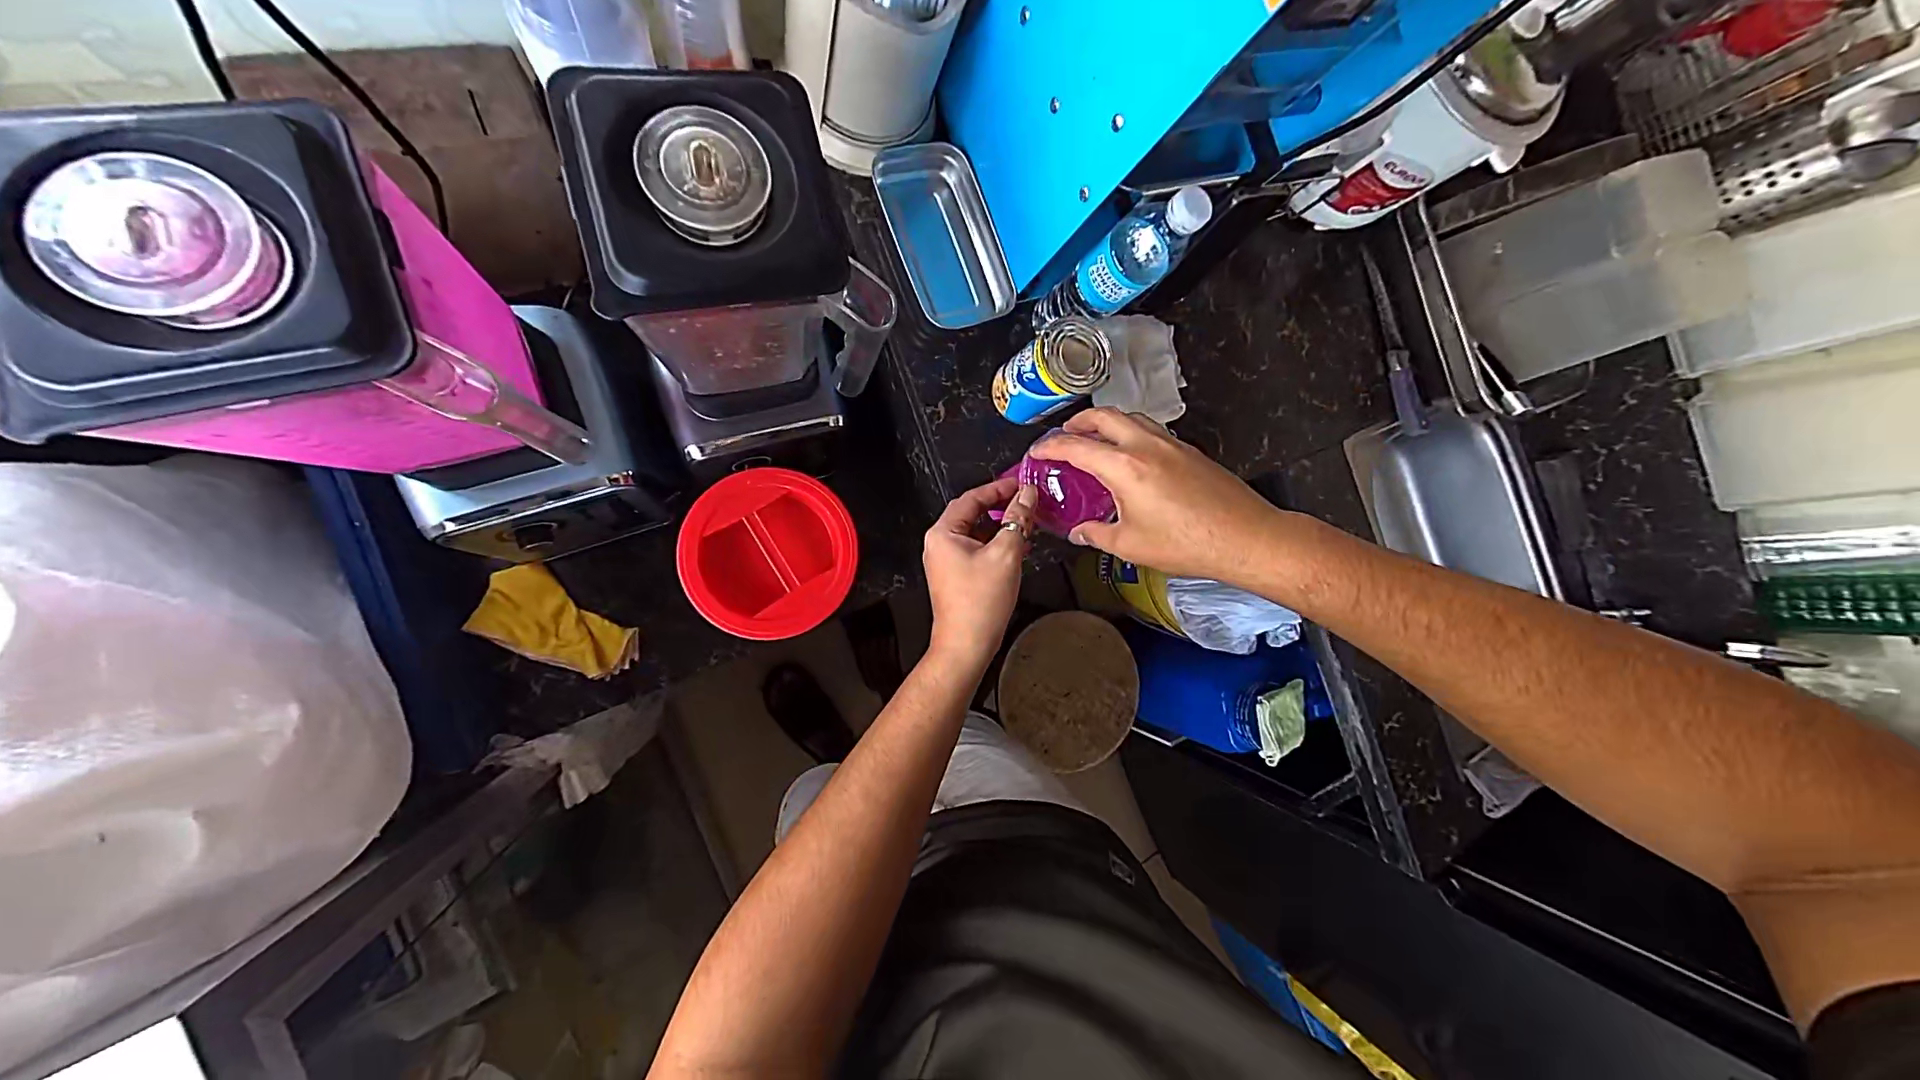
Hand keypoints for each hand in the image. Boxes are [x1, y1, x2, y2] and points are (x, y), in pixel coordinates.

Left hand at [923, 478, 1036, 665]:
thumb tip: (1026, 496)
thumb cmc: (977, 606)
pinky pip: (977, 549)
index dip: (999, 488)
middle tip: (1027, 502)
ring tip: (1027, 525)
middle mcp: (940, 544)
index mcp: (943, 533)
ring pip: (977, 532)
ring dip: (1002, 527)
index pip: (972, 497)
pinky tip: (1017, 548)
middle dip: (1002, 507)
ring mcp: (946, 561)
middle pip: (973, 513)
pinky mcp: (956, 575)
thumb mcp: (1006, 553)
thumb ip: (1017, 519)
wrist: (966, 645)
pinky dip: (997, 544)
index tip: (1020, 484)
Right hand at [1029, 407, 1290, 586]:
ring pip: (1131, 417)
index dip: (1050, 447)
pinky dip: (1132, 433)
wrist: (1245, 538)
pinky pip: (1152, 430)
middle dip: (1078, 422)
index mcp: (1125, 467)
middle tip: (1065, 435)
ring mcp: (1172, 445)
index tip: (1038, 452)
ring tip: (1095, 440)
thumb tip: (1082, 532)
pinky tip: (1131, 455)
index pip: (1076, 446)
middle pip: (1104, 416)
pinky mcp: (1190, 452)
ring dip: (1107, 423)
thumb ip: (1097, 534)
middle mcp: (1147, 447)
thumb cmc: (1192, 542)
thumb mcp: (1130, 545)